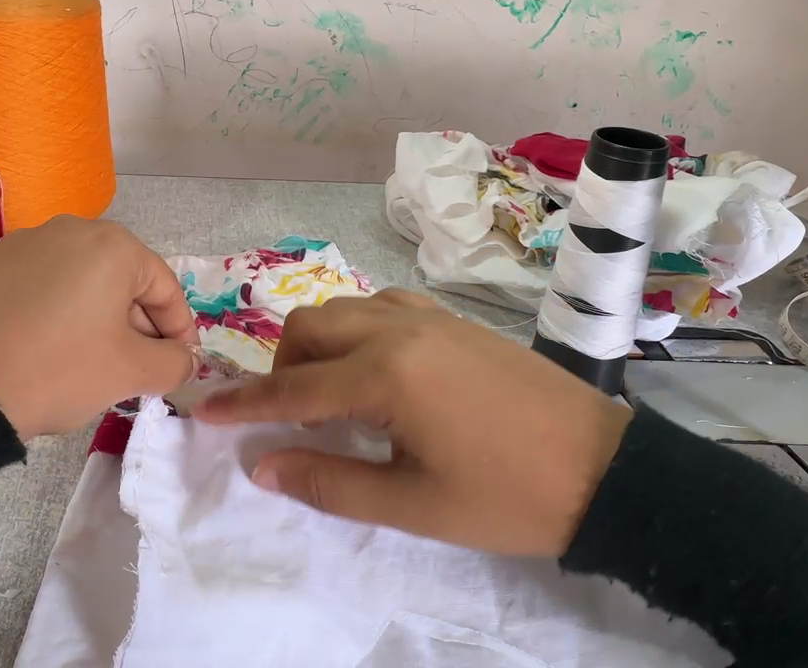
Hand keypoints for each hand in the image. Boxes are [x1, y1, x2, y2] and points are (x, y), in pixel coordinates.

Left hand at [0, 216, 196, 438]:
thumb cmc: (57, 369)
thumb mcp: (128, 372)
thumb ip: (172, 362)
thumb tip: (185, 358)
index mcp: (110, 245)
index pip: (163, 285)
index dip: (179, 328)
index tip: (179, 362)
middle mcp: (65, 230)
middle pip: (117, 278)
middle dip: (133, 322)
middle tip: (133, 367)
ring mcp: (16, 243)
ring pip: (71, 281)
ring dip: (87, 315)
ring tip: (80, 360)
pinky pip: (28, 287)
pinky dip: (41, 312)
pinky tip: (30, 349)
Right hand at [194, 289, 630, 557]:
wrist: (606, 469)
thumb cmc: (508, 497)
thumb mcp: (414, 504)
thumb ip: (329, 482)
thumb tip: (262, 467)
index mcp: (384, 375)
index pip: (292, 389)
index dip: (243, 405)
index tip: (201, 410)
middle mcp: (396, 330)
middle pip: (308, 329)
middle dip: (281, 368)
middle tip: (289, 416)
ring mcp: (426, 316)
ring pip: (341, 308)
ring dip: (317, 343)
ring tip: (330, 392)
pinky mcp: (451, 317)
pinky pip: (380, 304)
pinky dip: (355, 328)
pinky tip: (375, 364)